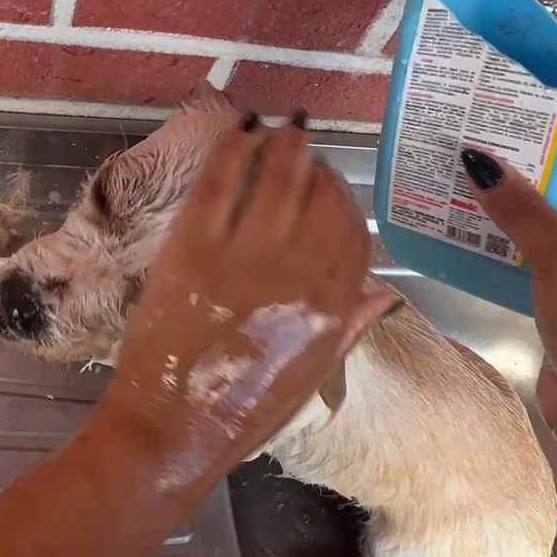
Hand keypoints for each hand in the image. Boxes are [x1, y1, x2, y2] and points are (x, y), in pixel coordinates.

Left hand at [89, 119, 397, 499]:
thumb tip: (387, 294)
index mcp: (329, 309)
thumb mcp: (310, 378)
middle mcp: (295, 274)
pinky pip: (220, 182)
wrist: (169, 430)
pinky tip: (241, 126)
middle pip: (317, 195)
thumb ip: (349, 328)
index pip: (352, 231)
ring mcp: (242, 257)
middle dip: (312, 161)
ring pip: (275, 179)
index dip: (342, 197)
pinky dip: (233, 148)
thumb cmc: (241, 413)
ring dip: (281, 144)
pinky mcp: (191, 247)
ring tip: (279, 126)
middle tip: (301, 141)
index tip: (329, 180)